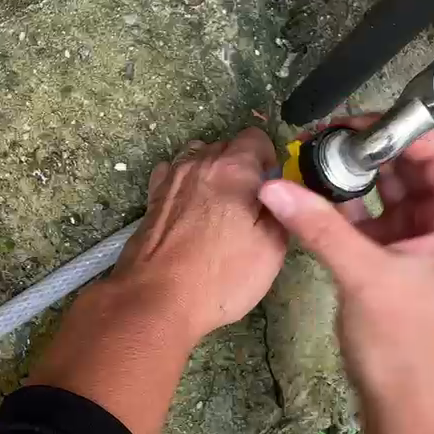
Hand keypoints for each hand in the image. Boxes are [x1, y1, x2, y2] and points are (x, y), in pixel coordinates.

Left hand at [107, 126, 287, 342]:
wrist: (158, 296)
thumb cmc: (222, 275)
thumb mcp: (272, 248)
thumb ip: (280, 210)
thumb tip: (278, 192)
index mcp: (234, 168)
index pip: (256, 137)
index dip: (268, 160)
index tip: (270, 189)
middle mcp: (200, 162)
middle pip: (226, 147)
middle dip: (241, 168)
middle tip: (247, 206)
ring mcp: (172, 177)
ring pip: (198, 157)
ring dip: (212, 174)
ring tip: (218, 208)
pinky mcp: (153, 195)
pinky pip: (174, 173)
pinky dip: (186, 183)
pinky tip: (189, 209)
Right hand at [257, 120, 433, 433]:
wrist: (405, 410)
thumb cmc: (406, 347)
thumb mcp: (364, 277)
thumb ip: (319, 226)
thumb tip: (273, 186)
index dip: (401, 130)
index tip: (353, 124)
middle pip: (412, 166)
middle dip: (370, 147)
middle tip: (324, 137)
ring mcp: (418, 242)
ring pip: (388, 189)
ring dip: (355, 172)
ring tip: (314, 157)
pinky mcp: (392, 258)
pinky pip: (370, 215)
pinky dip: (345, 202)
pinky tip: (314, 192)